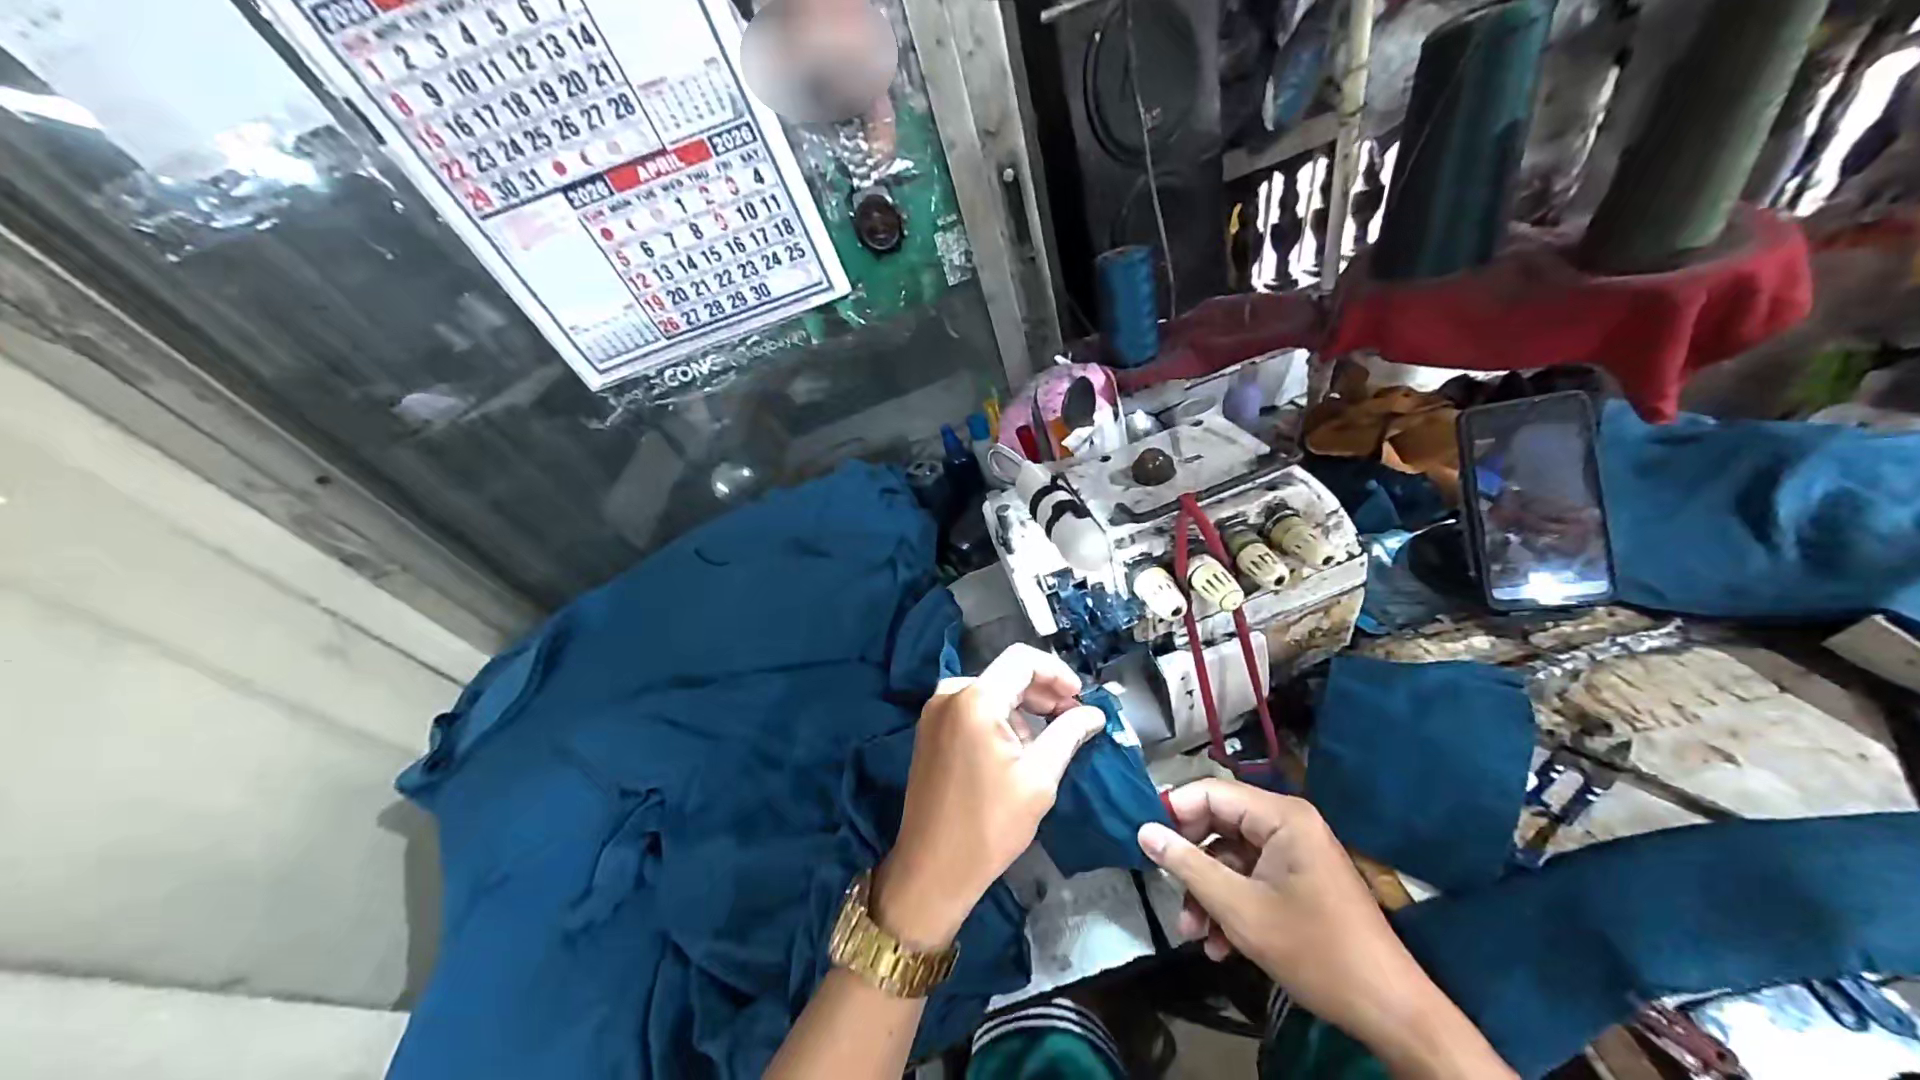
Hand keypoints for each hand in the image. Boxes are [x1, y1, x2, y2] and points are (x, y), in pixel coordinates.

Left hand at [873, 644, 1106, 950]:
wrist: (932, 868)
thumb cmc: (989, 824)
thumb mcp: (1039, 778)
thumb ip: (1067, 734)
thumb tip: (1093, 713)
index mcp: (975, 699)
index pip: (1023, 660)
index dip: (1057, 673)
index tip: (1080, 697)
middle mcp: (949, 694)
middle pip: (1005, 674)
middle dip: (1043, 692)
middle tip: (1073, 718)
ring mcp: (934, 712)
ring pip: (990, 691)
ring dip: (1022, 707)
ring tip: (1049, 739)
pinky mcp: (929, 730)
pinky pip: (971, 708)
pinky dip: (999, 718)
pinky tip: (1017, 747)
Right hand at [1138, 779, 1515, 1079]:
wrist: (1389, 1010)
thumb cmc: (1314, 950)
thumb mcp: (1239, 909)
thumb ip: (1187, 865)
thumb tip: (1144, 831)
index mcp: (1280, 816)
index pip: (1211, 792)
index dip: (1174, 812)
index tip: (1145, 842)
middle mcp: (1287, 824)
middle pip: (1218, 825)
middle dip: (1191, 865)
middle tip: (1169, 893)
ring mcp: (1294, 853)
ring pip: (1230, 858)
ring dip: (1207, 894)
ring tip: (1194, 935)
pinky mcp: (1297, 880)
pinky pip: (1250, 879)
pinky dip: (1231, 907)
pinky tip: (1221, 946)